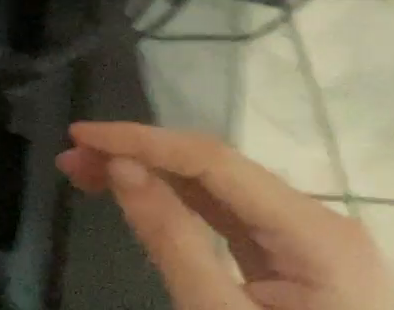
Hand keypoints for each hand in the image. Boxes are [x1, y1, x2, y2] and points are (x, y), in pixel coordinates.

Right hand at [58, 122, 393, 309]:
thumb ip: (172, 240)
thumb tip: (119, 166)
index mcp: (318, 236)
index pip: (213, 160)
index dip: (140, 140)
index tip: (77, 135)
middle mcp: (321, 224)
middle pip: (213, 167)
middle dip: (137, 155)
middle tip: (71, 159)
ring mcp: (311, 241)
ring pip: (213, 185)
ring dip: (147, 172)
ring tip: (86, 172)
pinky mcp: (295, 258)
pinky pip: (224, 212)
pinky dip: (172, 197)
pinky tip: (134, 192)